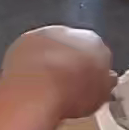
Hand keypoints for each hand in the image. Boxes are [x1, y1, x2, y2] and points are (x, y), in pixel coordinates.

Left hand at [0, 26, 115, 119]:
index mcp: (95, 42)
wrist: (36, 92)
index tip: (90, 84)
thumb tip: (106, 80)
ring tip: (49, 88)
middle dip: (72, 62)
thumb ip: (105, 83)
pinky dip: (32, 65)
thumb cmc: (71, 92)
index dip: (95, 70)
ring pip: (52, 48)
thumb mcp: (100, 96)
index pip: (99, 53)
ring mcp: (45, 35)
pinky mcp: (22, 42)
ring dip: (51, 62)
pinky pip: (31, 53)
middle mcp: (70, 32)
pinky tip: (33, 83)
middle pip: (74, 46)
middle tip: (69, 86)